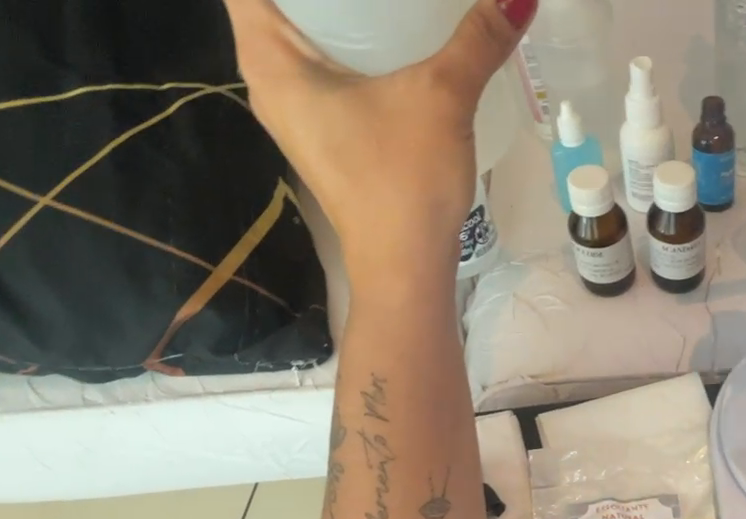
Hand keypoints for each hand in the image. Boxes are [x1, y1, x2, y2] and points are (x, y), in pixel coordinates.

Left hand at [222, 0, 534, 279]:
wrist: (406, 266)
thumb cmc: (403, 179)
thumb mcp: (441, 98)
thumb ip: (478, 42)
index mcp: (267, 56)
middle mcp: (268, 79)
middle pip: (279, 3)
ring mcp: (297, 112)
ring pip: (304, 38)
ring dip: (339, 14)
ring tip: (386, 1)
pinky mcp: (326, 136)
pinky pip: (325, 69)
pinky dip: (351, 47)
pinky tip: (391, 41)